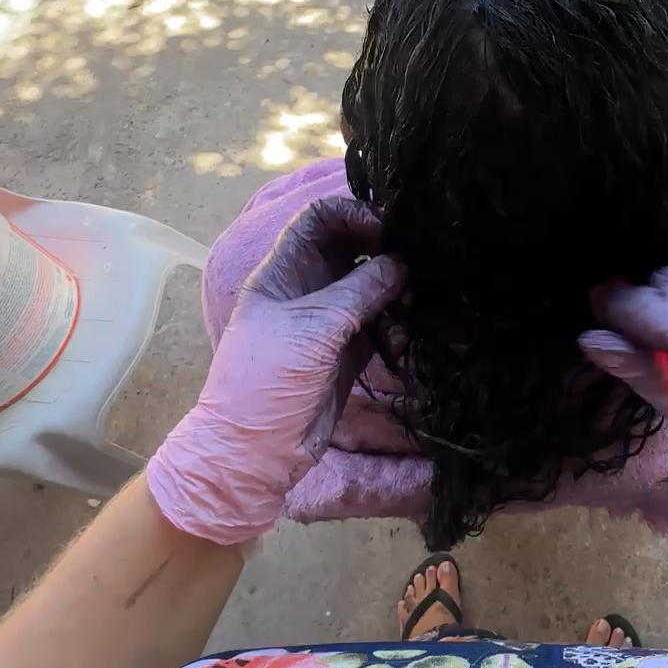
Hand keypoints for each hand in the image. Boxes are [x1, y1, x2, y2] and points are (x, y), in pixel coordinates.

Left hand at [147, 198, 403, 544]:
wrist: (254, 453)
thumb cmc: (268, 381)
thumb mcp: (314, 328)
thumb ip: (361, 290)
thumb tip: (402, 263)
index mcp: (284, 271)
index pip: (319, 219)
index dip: (353, 214)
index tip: (387, 229)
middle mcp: (308, 287)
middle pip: (350, 247)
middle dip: (382, 249)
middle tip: (413, 262)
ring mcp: (329, 318)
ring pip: (369, 283)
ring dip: (394, 287)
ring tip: (412, 301)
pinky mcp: (347, 347)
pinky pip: (378, 319)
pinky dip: (394, 321)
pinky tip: (401, 335)